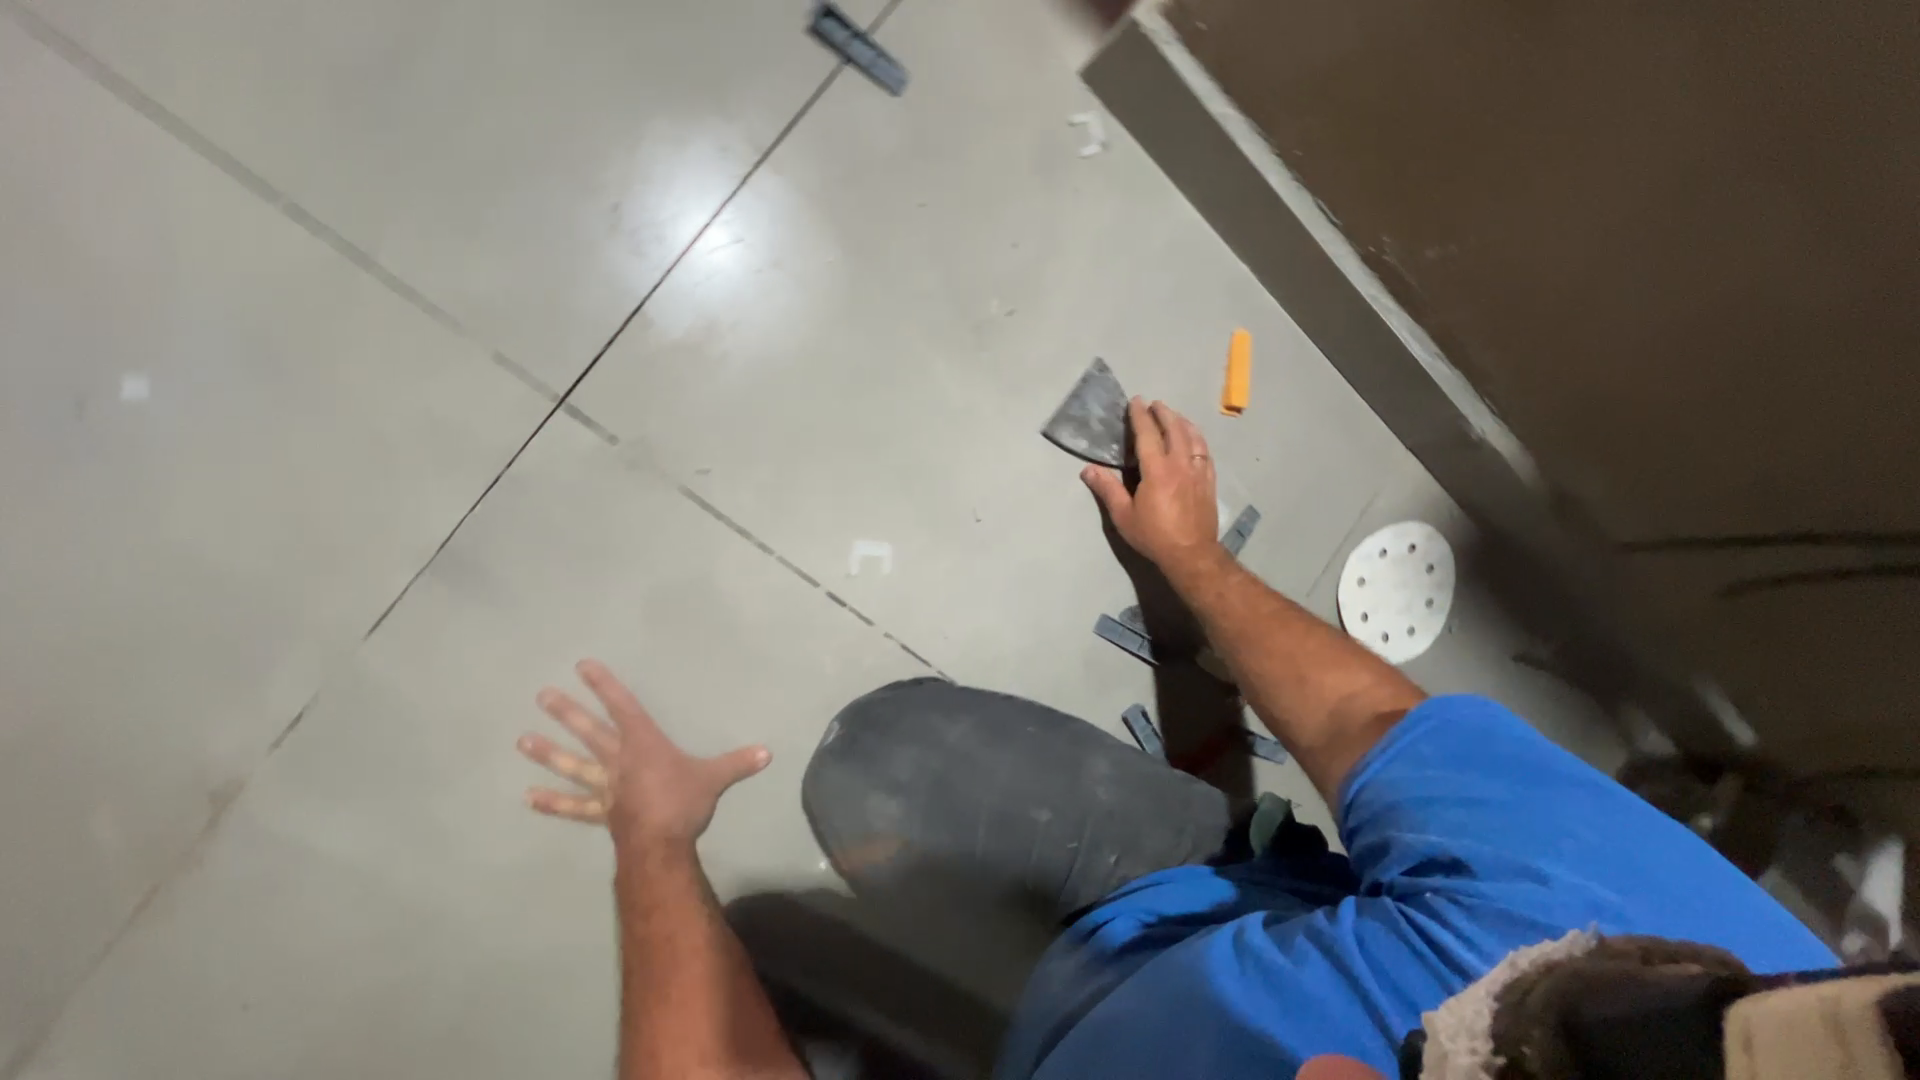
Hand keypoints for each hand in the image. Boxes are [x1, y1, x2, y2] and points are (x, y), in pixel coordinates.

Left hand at [517, 659, 771, 853]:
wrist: (659, 846)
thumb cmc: (684, 804)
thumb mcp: (715, 778)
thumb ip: (738, 763)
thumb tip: (768, 752)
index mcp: (644, 745)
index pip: (622, 707)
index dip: (604, 686)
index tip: (582, 666)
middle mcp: (619, 761)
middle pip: (590, 733)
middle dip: (567, 713)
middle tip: (542, 695)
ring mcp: (605, 788)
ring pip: (573, 766)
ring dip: (549, 754)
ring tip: (522, 739)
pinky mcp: (600, 814)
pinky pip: (573, 807)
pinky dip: (552, 803)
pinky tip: (529, 797)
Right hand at [1081, 398, 1222, 574]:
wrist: (1191, 554)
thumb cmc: (1154, 536)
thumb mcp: (1124, 515)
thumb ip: (1107, 489)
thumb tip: (1088, 469)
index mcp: (1157, 470)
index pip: (1148, 434)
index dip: (1140, 416)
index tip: (1136, 401)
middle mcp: (1180, 464)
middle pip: (1174, 429)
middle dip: (1163, 413)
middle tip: (1154, 404)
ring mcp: (1198, 472)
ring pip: (1193, 438)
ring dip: (1182, 422)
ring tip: (1174, 416)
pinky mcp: (1209, 482)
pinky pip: (1205, 452)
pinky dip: (1198, 439)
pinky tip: (1194, 440)